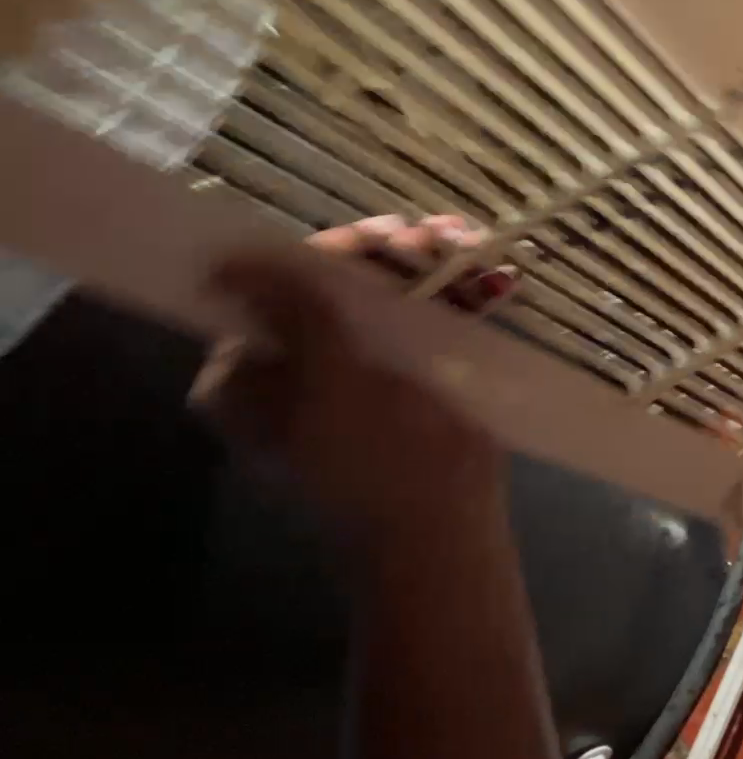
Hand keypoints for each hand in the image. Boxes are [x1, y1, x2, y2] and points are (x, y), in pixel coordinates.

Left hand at [195, 216, 514, 562]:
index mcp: (255, 373)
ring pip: (397, 300)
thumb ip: (295, 316)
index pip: (283, 290)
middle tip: (444, 237)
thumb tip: (228, 258)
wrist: (443, 522)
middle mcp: (304, 366)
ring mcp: (365, 371)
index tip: (391, 236)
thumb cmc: (378, 458)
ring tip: (479, 249)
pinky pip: (437, 323)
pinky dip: (464, 300)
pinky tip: (498, 282)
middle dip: (398, 259)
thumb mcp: (331, 384)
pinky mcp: (419, 378)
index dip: (337, 255)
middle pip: (345, 289)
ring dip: (439, 271)